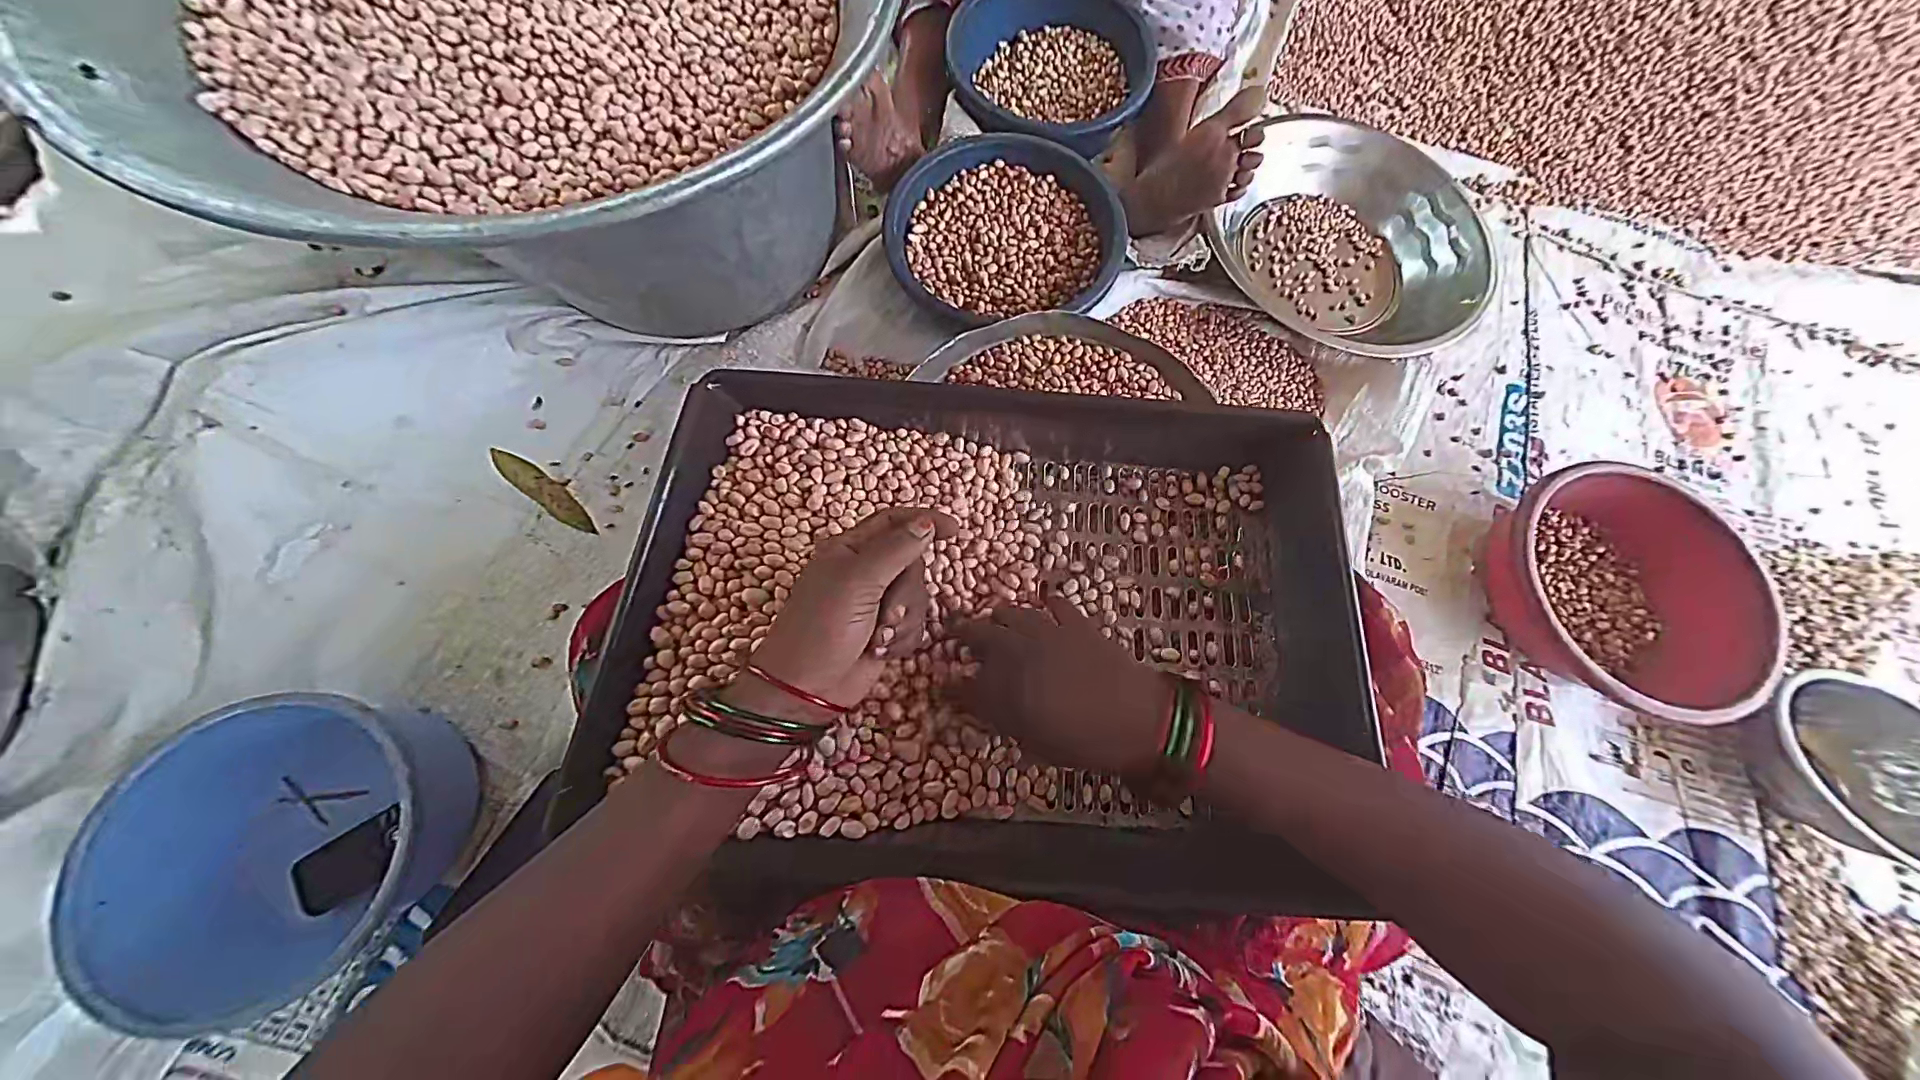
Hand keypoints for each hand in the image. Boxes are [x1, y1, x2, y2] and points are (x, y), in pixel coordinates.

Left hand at [745, 507, 959, 713]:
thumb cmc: (821, 628)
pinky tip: (882, 652)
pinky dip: (903, 639)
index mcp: (850, 549)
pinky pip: (916, 625)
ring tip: (878, 639)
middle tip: (886, 613)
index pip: (894, 521)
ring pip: (918, 596)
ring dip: (904, 620)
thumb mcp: (858, 581)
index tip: (954, 530)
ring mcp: (876, 603)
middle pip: (912, 563)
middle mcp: (865, 572)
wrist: (806, 689)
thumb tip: (927, 523)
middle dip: (906, 592)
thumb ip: (895, 549)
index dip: (924, 520)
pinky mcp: (886, 631)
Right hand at [957, 593, 1168, 776]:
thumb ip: (1005, 720)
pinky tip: (1044, 606)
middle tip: (957, 634)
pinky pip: (1056, 606)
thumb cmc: (1084, 744)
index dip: (951, 686)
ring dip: (999, 618)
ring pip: (1012, 614)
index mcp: (1005, 690)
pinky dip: (1047, 605)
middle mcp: (1018, 655)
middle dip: (964, 636)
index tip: (943, 685)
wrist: (1138, 721)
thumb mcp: (1036, 744)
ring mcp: (1048, 634)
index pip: (965, 685)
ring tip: (995, 620)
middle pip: (980, 636)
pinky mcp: (1076, 625)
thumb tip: (984, 706)